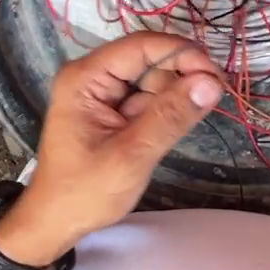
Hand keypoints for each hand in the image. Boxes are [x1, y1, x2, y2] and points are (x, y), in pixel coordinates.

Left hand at [0, 33, 225, 265]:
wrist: (54, 222)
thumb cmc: (85, 192)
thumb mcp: (132, 155)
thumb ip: (170, 117)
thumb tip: (212, 83)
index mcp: (85, 78)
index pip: (140, 46)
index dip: (181, 53)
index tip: (215, 75)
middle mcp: (91, 76)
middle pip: (147, 58)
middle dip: (182, 73)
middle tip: (215, 96)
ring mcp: (100, 93)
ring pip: (150, 77)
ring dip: (176, 92)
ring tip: (197, 113)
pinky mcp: (110, 110)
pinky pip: (145, 97)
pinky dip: (165, 106)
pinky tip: (181, 120)